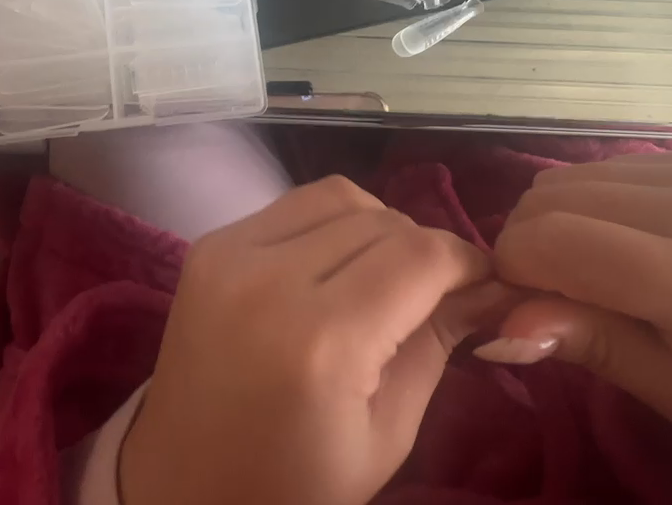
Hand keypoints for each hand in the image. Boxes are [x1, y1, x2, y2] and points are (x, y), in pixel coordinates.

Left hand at [120, 176, 505, 504]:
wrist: (180, 484)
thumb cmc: (293, 485)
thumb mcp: (387, 433)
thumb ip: (436, 343)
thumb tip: (490, 287)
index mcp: (320, 341)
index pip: (419, 257)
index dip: (465, 261)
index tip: (484, 283)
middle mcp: (269, 278)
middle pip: (381, 220)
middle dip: (425, 247)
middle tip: (437, 289)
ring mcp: (229, 251)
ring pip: (336, 196)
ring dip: (376, 224)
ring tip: (381, 273)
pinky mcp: (208, 243)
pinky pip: (291, 205)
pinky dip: (327, 223)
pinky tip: (330, 266)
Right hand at [484, 153, 671, 494]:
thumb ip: (587, 342)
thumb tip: (495, 326)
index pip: (561, 244)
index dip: (514, 271)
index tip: (519, 310)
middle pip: (553, 201)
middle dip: (525, 247)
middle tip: (547, 298)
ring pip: (567, 178)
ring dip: (548, 223)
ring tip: (581, 274)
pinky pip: (601, 169)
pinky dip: (581, 204)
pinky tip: (612, 244)